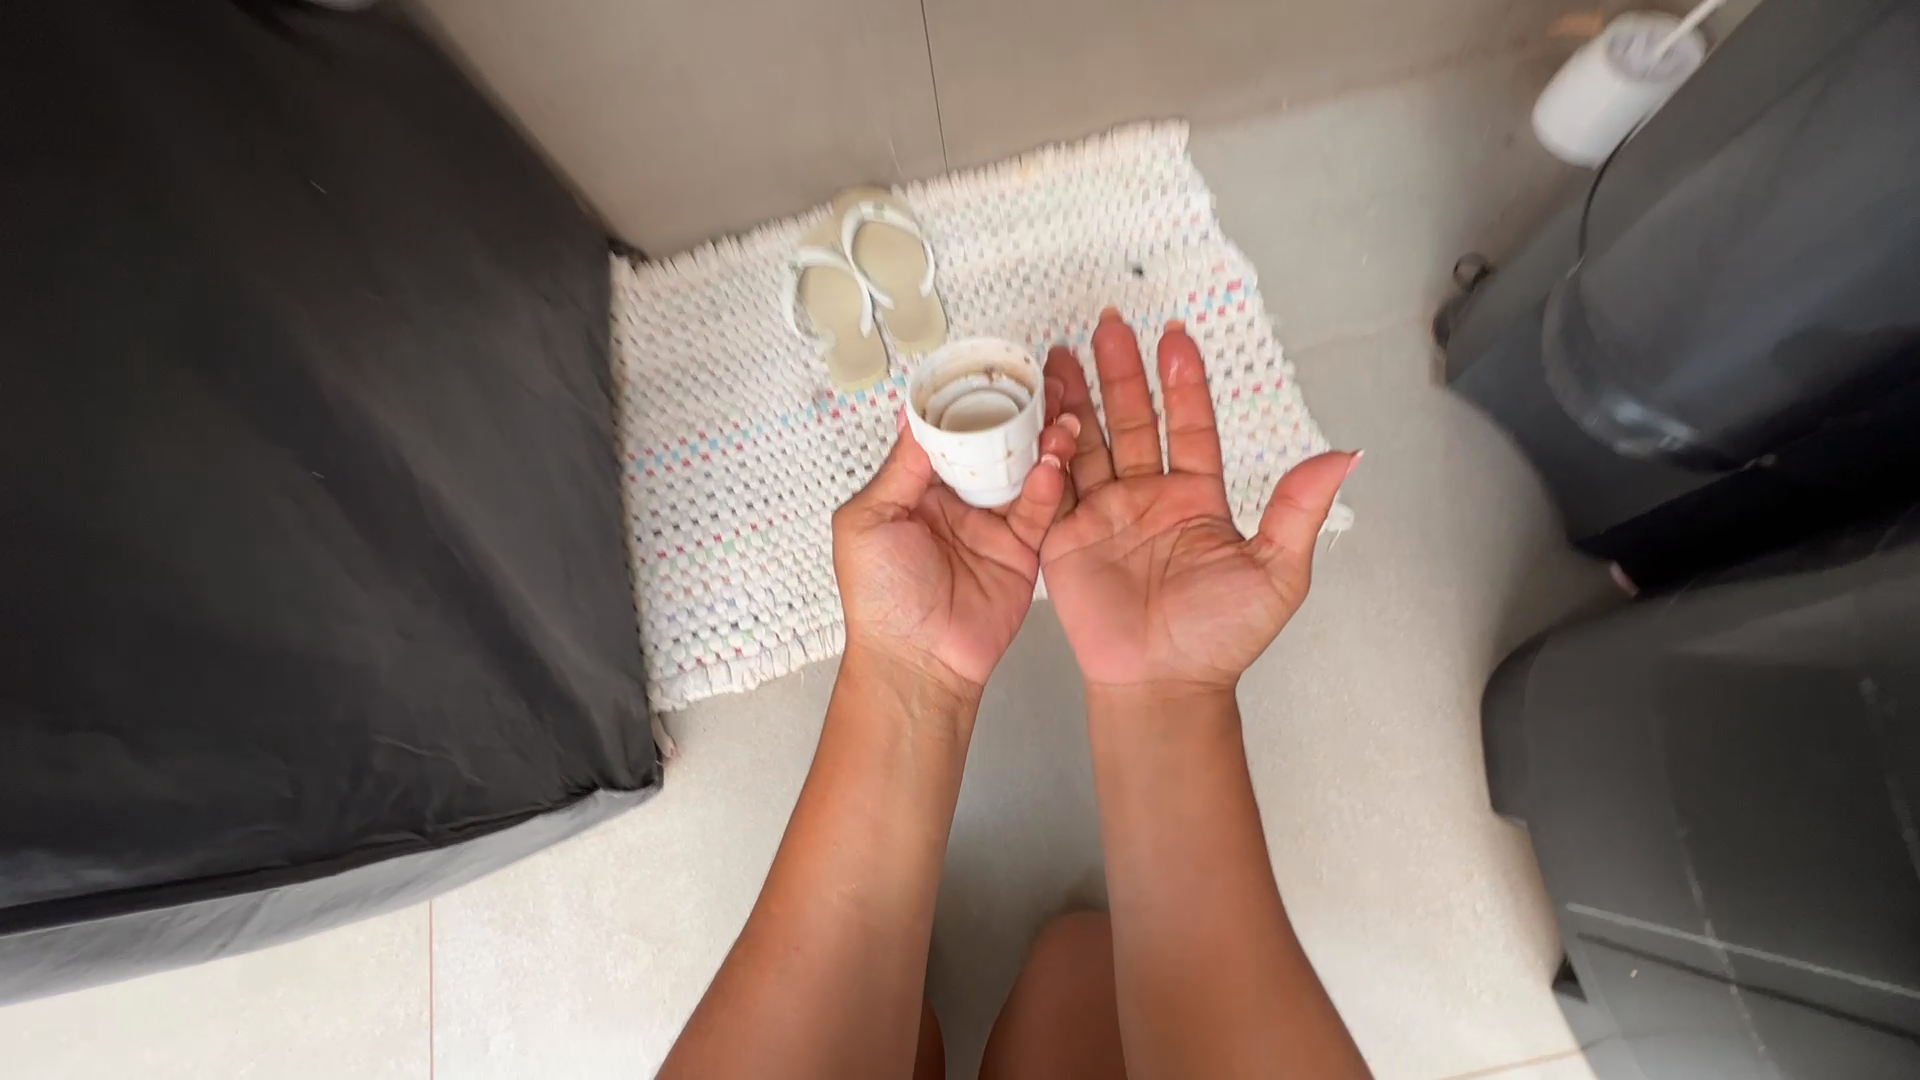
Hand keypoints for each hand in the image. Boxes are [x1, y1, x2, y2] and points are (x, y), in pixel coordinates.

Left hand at [834, 407, 1080, 693]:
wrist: (917, 662)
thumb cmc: (880, 594)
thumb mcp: (868, 521)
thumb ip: (900, 469)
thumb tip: (914, 415)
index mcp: (917, 490)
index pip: (949, 436)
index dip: (970, 405)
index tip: (994, 374)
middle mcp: (957, 501)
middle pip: (993, 449)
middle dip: (1017, 416)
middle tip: (1043, 383)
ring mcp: (992, 524)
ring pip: (1022, 473)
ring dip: (1042, 442)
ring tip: (1061, 414)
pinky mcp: (1022, 550)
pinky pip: (1038, 510)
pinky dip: (1048, 485)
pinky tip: (1055, 460)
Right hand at [1041, 309, 1356, 693]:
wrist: (1161, 681)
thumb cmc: (1218, 634)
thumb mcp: (1275, 570)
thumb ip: (1297, 508)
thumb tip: (1346, 454)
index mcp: (1194, 497)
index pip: (1190, 425)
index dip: (1183, 381)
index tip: (1175, 336)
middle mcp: (1147, 496)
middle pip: (1132, 419)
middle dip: (1121, 371)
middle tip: (1109, 324)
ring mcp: (1103, 513)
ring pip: (1089, 441)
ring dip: (1077, 397)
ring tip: (1063, 353)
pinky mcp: (1065, 535)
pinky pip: (1055, 484)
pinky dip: (1047, 449)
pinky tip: (1042, 413)